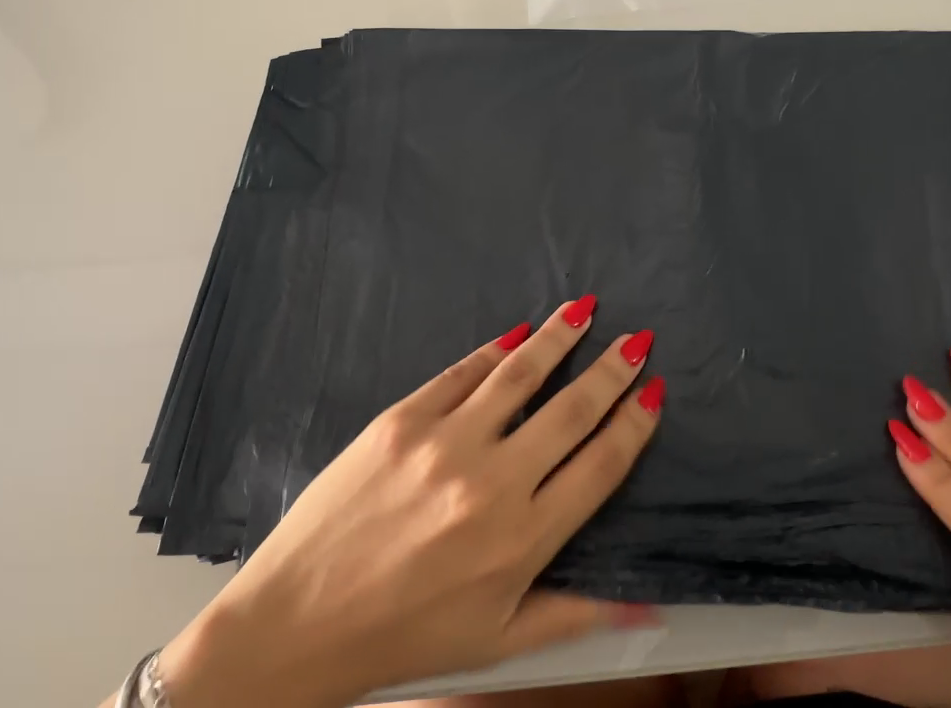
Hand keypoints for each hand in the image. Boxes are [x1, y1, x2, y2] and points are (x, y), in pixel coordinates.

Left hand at [158, 298, 665, 707]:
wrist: (297, 621)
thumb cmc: (404, 637)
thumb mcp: (499, 640)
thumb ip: (578, 615)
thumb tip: (649, 613)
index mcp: (524, 539)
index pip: (600, 465)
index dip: (633, 424)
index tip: (653, 392)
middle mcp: (492, 482)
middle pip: (570, 410)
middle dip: (611, 370)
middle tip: (637, 339)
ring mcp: (443, 444)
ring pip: (519, 375)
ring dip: (558, 338)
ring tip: (585, 310)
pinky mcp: (400, 422)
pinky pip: (460, 374)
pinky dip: (494, 350)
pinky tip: (517, 333)